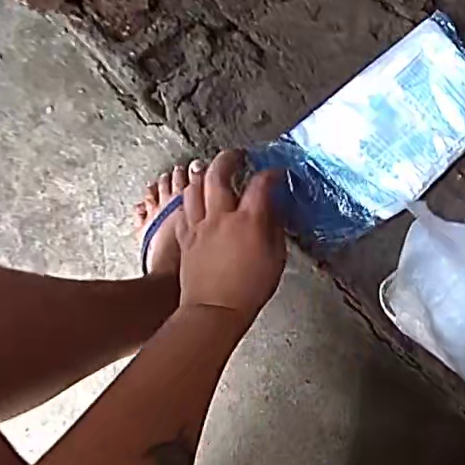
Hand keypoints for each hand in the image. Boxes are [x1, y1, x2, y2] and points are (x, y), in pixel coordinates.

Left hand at [175, 149, 284, 321]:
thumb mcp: (276, 256)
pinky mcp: (187, 236)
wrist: (215, 308)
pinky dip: (193, 195)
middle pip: (219, 175)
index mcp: (250, 222)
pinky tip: (199, 196)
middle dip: (229, 159)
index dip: (272, 174)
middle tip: (238, 156)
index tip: (278, 173)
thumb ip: (274, 227)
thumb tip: (273, 210)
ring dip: (205, 174)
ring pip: (195, 187)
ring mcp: (200, 225)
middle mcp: (222, 217)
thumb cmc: (251, 287)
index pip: (262, 185)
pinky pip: (186, 207)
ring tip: (214, 170)